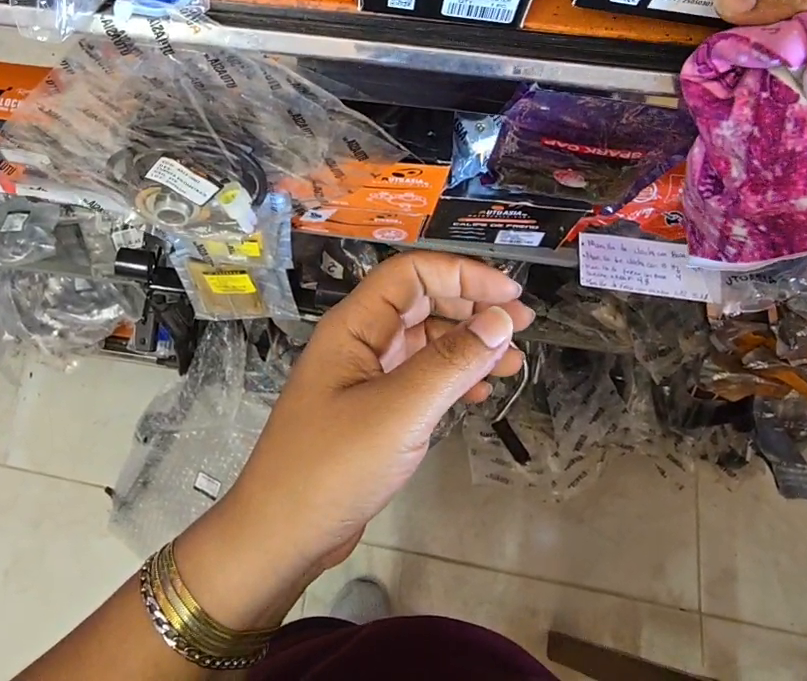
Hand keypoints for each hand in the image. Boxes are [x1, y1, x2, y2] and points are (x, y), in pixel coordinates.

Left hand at [174, 253, 531, 625]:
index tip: (512, 296)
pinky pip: (418, 377)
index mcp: (354, 325)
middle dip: (471, 307)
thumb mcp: (400, 411)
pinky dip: (452, 378)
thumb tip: (501, 319)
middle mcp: (359, 341)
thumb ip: (451, 363)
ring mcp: (364, 376)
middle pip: (420, 302)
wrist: (282, 532)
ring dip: (467, 346)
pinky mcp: (372, 409)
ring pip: (423, 341)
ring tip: (513, 363)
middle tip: (523, 326)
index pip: (411, 273)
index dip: (463, 274)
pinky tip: (480, 393)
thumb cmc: (334, 465)